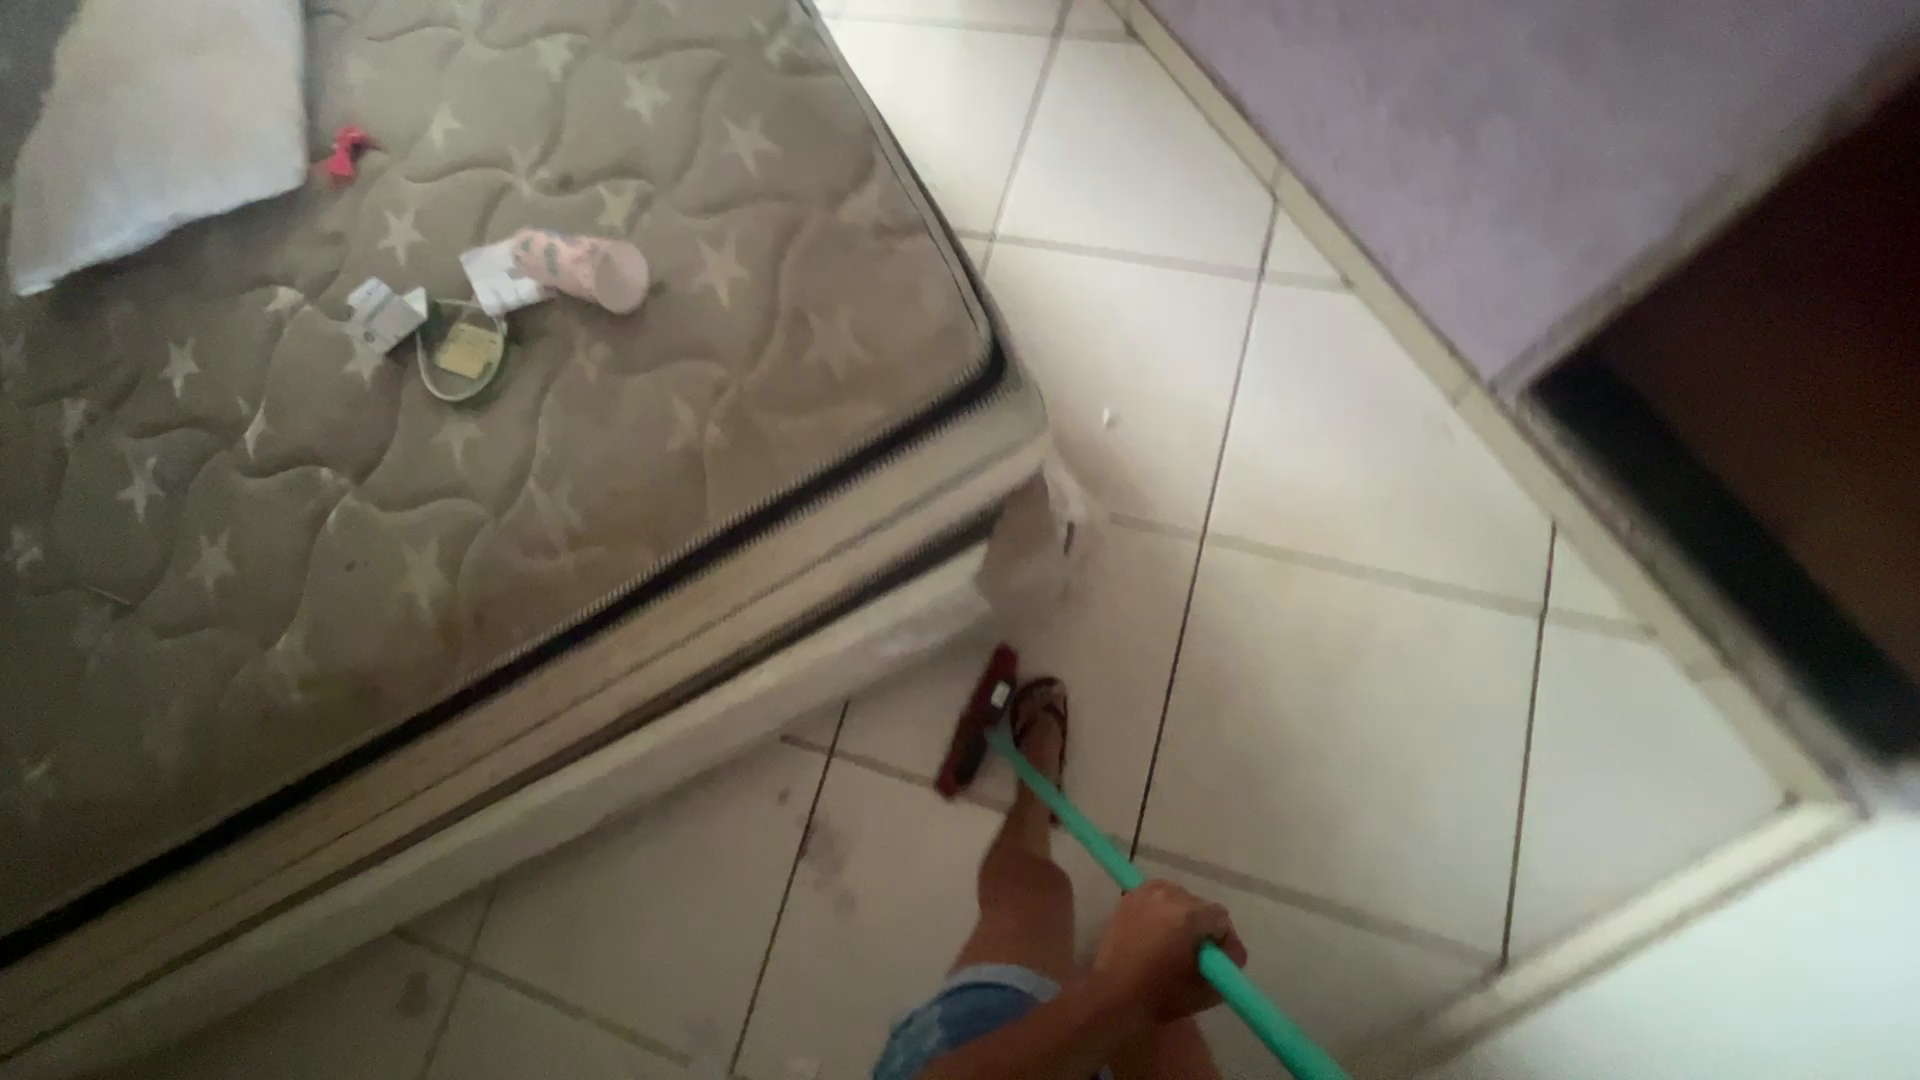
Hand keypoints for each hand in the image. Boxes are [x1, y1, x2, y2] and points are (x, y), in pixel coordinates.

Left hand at [1091, 879, 1247, 1023]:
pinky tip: (1157, 932)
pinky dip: (1162, 910)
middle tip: (1195, 953)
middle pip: (1198, 904)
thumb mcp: (1208, 987)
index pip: (1220, 916)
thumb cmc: (1162, 993)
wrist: (1115, 992)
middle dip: (1201, 926)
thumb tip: (1233, 948)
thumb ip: (1230, 962)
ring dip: (1182, 916)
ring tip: (1174, 943)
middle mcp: (1166, 893)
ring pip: (1178, 898)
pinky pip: (1157, 897)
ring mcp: (1144, 891)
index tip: (1216, 959)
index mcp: (1187, 913)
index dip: (1223, 938)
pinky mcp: (1129, 895)